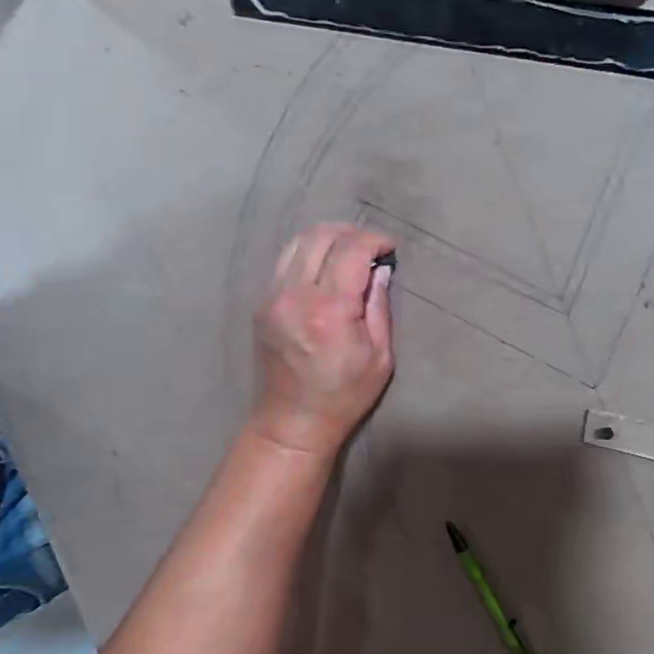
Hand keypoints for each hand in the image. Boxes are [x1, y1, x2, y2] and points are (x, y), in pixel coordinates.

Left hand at [250, 224, 396, 453]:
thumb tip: (381, 272)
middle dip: (352, 232)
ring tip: (351, 253)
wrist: (293, 421)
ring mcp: (272, 297)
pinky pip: (286, 262)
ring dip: (328, 238)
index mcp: (329, 309)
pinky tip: (327, 269)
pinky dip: (309, 254)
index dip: (374, 239)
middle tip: (373, 247)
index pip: (351, 250)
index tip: (391, 248)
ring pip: (297, 242)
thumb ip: (380, 308)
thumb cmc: (345, 394)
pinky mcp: (262, 304)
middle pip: (320, 235)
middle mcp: (295, 294)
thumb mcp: (380, 357)